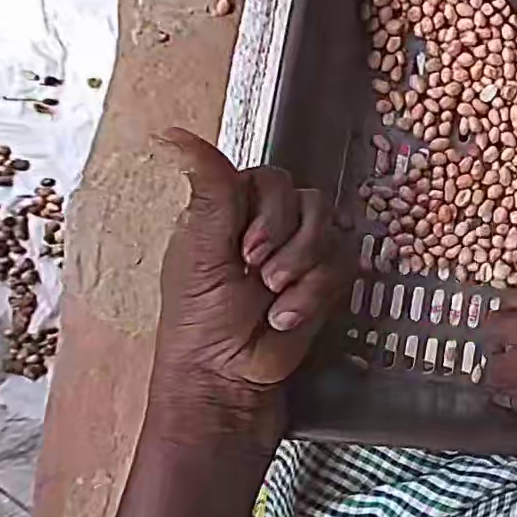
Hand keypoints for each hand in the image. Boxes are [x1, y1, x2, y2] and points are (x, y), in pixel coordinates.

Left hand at [149, 128, 347, 415]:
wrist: (229, 380)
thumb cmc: (201, 322)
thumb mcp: (200, 254)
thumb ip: (210, 194)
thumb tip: (175, 135)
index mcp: (233, 212)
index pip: (273, 179)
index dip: (270, 211)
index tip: (246, 249)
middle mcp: (271, 227)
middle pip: (309, 201)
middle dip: (289, 242)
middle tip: (261, 275)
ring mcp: (302, 254)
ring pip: (330, 232)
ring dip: (303, 270)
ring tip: (273, 297)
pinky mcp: (325, 282)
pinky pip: (341, 268)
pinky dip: (314, 295)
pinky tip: (288, 316)